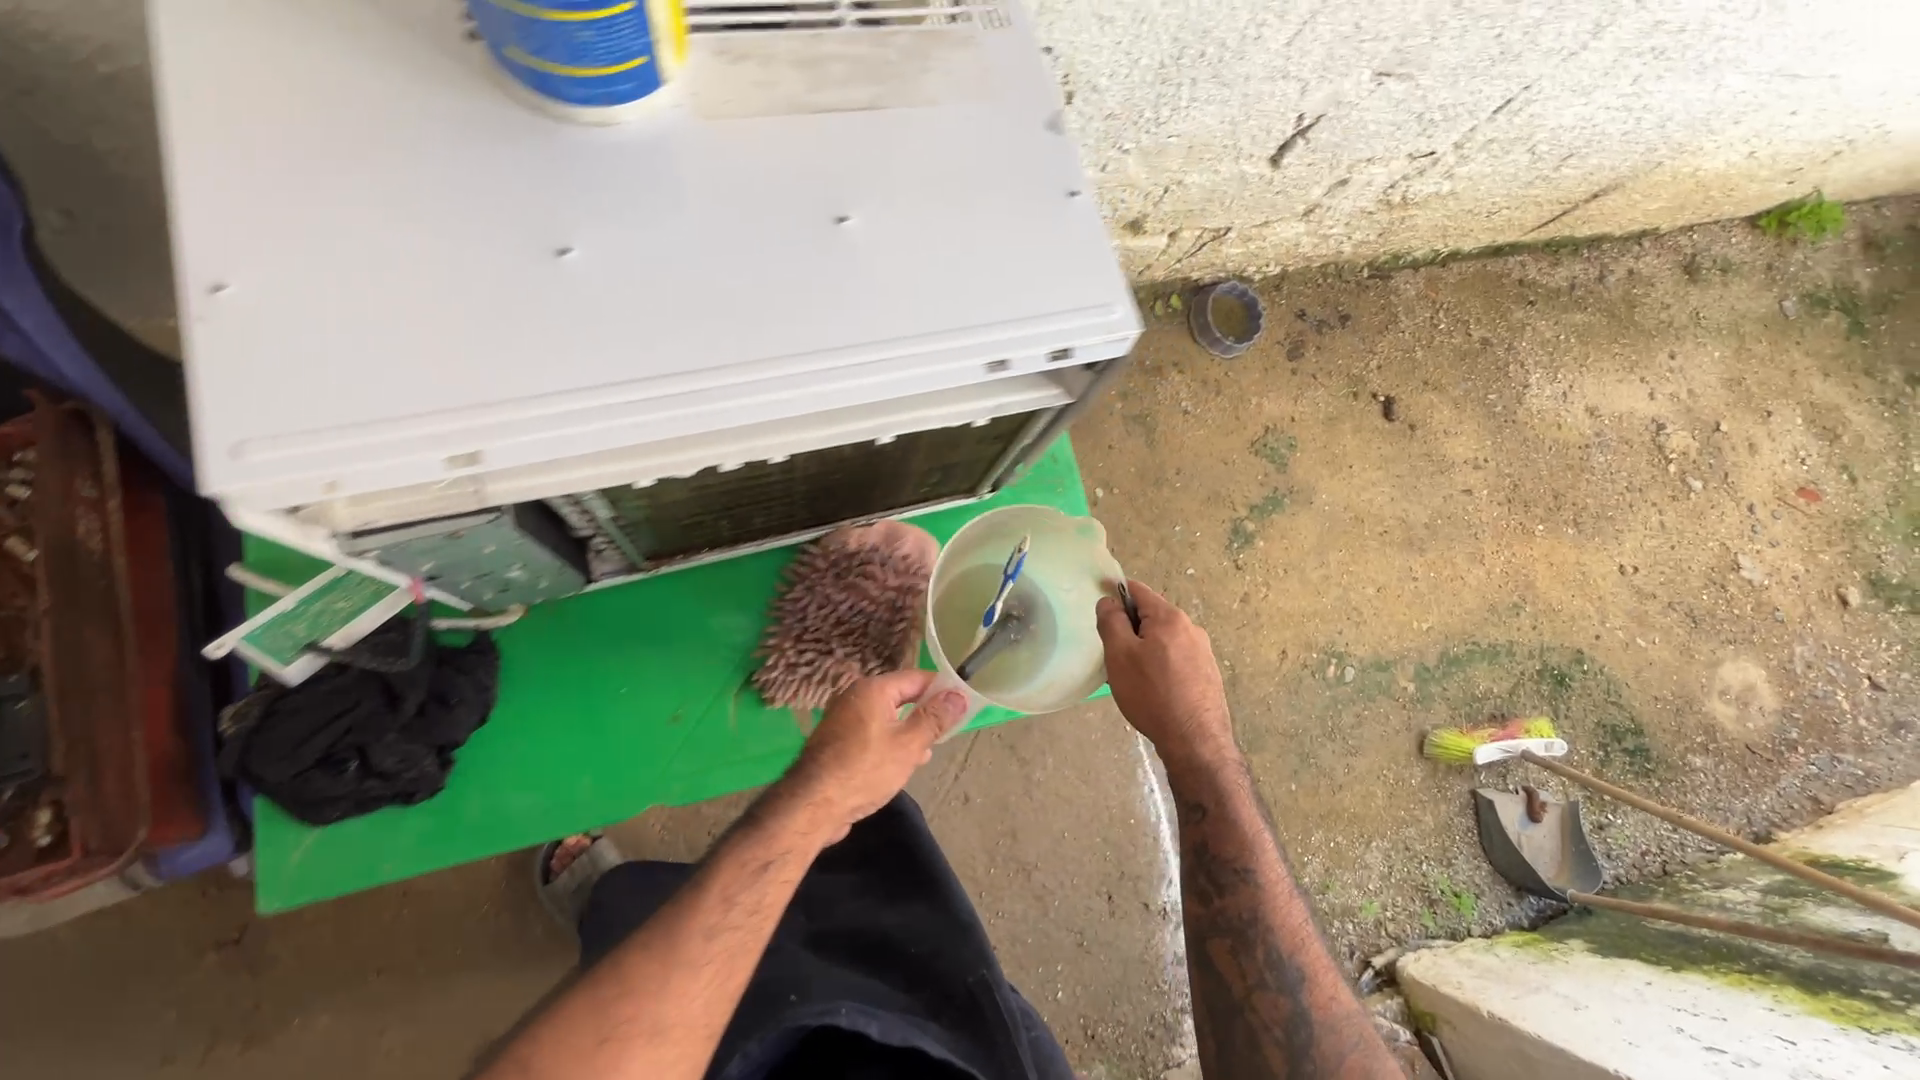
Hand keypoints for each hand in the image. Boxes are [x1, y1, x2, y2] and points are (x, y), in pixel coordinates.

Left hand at [771, 670, 967, 844]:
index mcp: (872, 690)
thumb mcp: (908, 745)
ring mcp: (842, 720)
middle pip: (900, 697)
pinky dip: (888, 744)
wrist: (813, 805)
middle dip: (924, 714)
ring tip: (925, 754)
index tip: (962, 705)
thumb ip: (934, 719)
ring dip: (907, 733)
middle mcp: (855, 697)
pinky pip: (871, 735)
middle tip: (945, 734)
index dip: (941, 689)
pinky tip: (899, 766)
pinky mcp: (837, 743)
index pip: (916, 678)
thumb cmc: (864, 770)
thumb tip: (958, 695)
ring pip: (886, 718)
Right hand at [1096, 580, 1235, 770]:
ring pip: (1164, 639)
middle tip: (1113, 654)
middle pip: (1152, 615)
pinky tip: (1154, 689)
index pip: (1137, 590)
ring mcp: (1203, 652)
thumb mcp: (1120, 655)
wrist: (1195, 741)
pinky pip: (1176, 658)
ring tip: (1132, 677)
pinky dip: (1161, 665)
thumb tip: (1109, 601)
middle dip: (1130, 628)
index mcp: (1169, 617)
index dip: (1115, 594)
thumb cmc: (1151, 694)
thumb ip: (1111, 621)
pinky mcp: (1208, 674)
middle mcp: (1191, 628)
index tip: (1101, 612)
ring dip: (1145, 648)